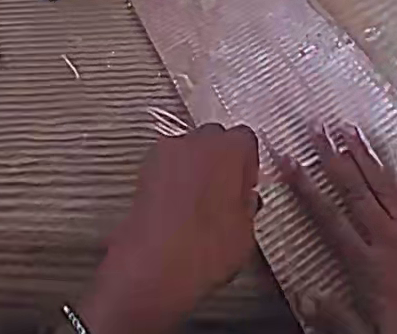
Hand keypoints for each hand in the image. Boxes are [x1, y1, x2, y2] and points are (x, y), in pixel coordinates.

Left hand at [76, 125, 260, 333]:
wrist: (157, 259)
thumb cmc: (205, 248)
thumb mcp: (245, 233)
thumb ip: (248, 204)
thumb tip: (244, 198)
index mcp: (229, 150)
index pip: (245, 138)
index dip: (248, 162)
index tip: (247, 183)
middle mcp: (198, 140)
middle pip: (216, 137)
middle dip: (221, 160)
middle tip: (225, 191)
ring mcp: (170, 148)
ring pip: (190, 148)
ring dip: (196, 165)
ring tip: (197, 201)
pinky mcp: (148, 161)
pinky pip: (169, 160)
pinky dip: (174, 174)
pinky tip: (176, 203)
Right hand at [280, 125, 396, 333]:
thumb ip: (340, 318)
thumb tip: (303, 296)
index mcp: (371, 267)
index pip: (328, 217)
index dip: (305, 186)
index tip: (288, 158)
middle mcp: (392, 241)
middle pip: (355, 190)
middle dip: (332, 156)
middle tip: (317, 126)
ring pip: (387, 186)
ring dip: (366, 156)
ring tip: (348, 128)